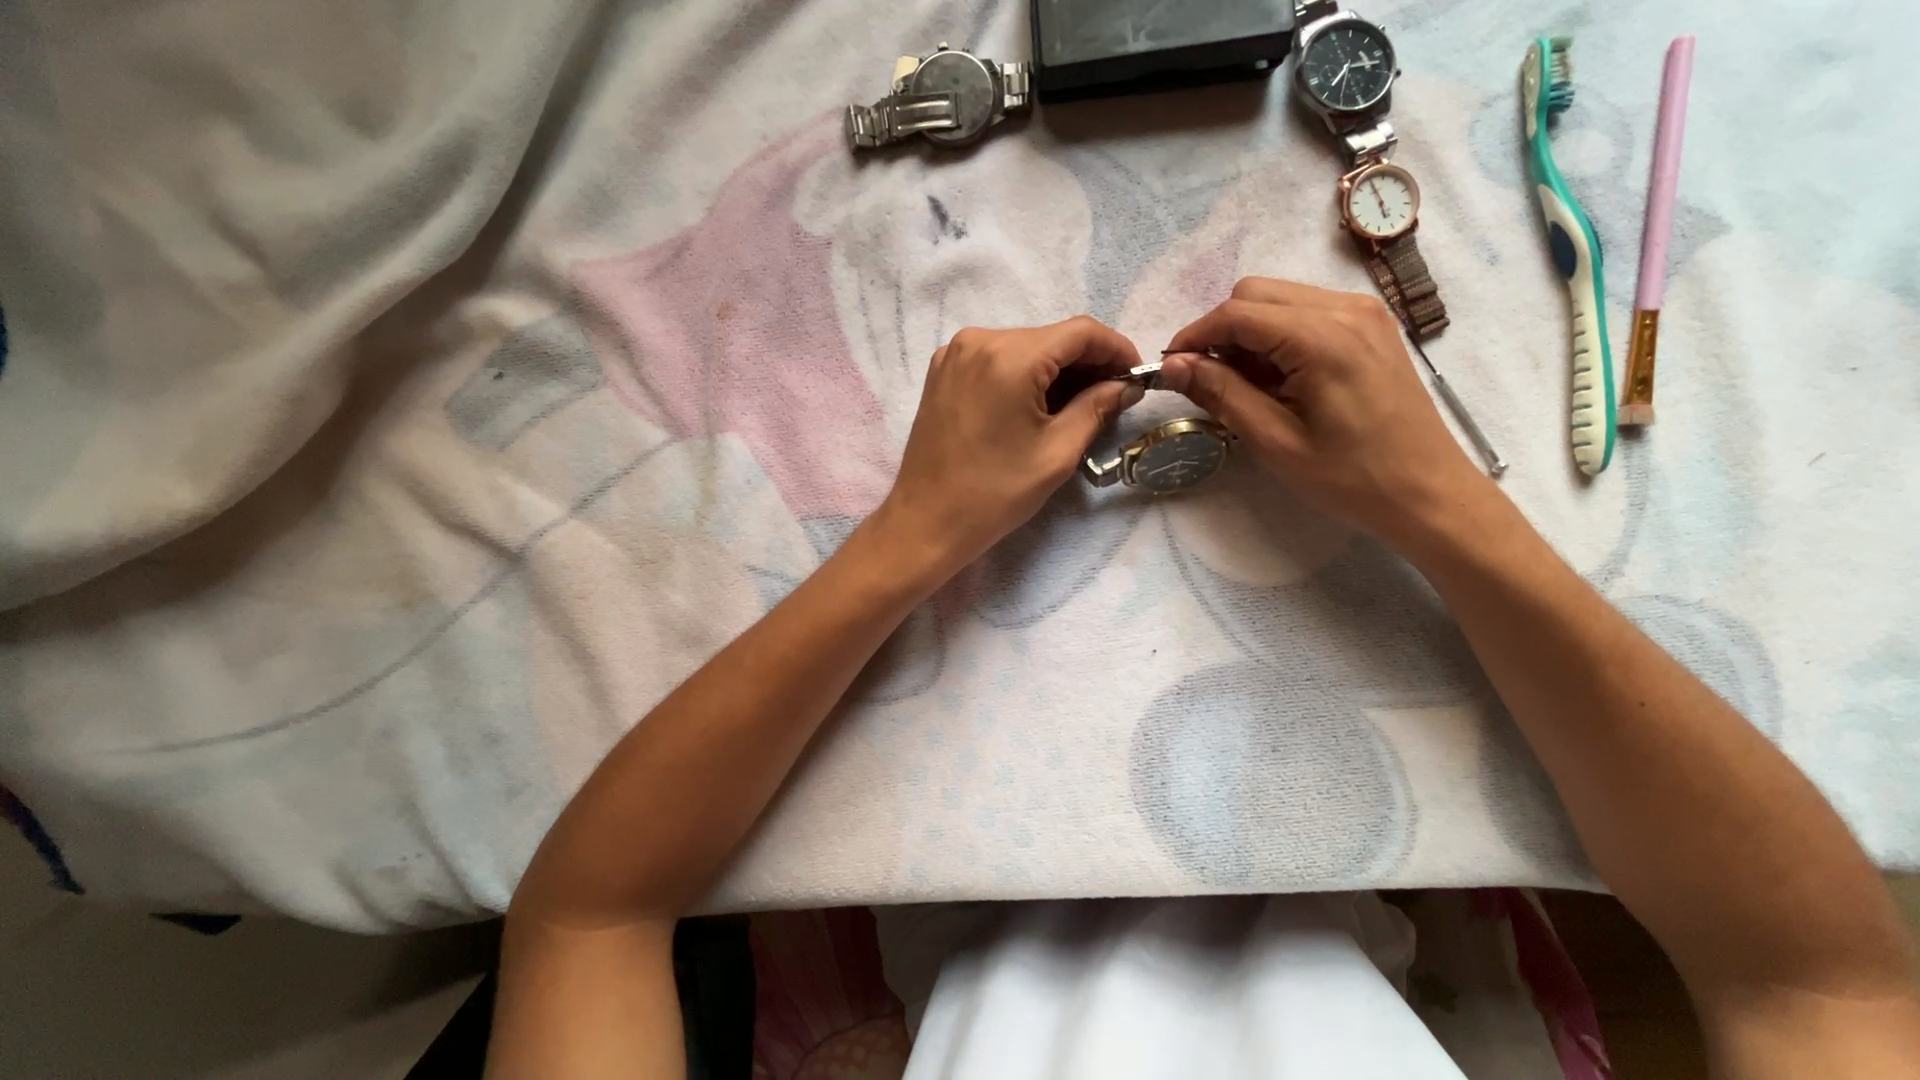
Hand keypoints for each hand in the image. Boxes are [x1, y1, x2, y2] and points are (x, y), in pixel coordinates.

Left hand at [877, 317, 1142, 572]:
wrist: (926, 521)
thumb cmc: (994, 493)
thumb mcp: (1058, 452)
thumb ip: (1097, 408)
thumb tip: (1126, 386)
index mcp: (1009, 356)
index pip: (1080, 332)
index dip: (1116, 349)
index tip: (1136, 377)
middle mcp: (979, 340)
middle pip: (1052, 337)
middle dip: (1088, 362)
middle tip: (1113, 398)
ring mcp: (955, 353)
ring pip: (1026, 347)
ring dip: (1057, 370)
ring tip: (1080, 406)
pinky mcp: (943, 371)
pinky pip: (998, 359)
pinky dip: (1025, 374)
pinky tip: (1040, 406)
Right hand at [1158, 278, 1495, 548]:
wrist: (1426, 491)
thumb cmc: (1349, 476)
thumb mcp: (1274, 441)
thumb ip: (1221, 393)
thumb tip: (1173, 365)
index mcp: (1323, 337)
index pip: (1237, 313)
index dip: (1194, 337)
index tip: (1170, 370)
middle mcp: (1346, 308)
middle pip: (1255, 293)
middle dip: (1221, 332)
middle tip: (1210, 382)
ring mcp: (1364, 312)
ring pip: (1279, 298)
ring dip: (1249, 333)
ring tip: (1247, 385)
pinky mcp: (1371, 325)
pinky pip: (1306, 310)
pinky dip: (1278, 335)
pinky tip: (1279, 378)